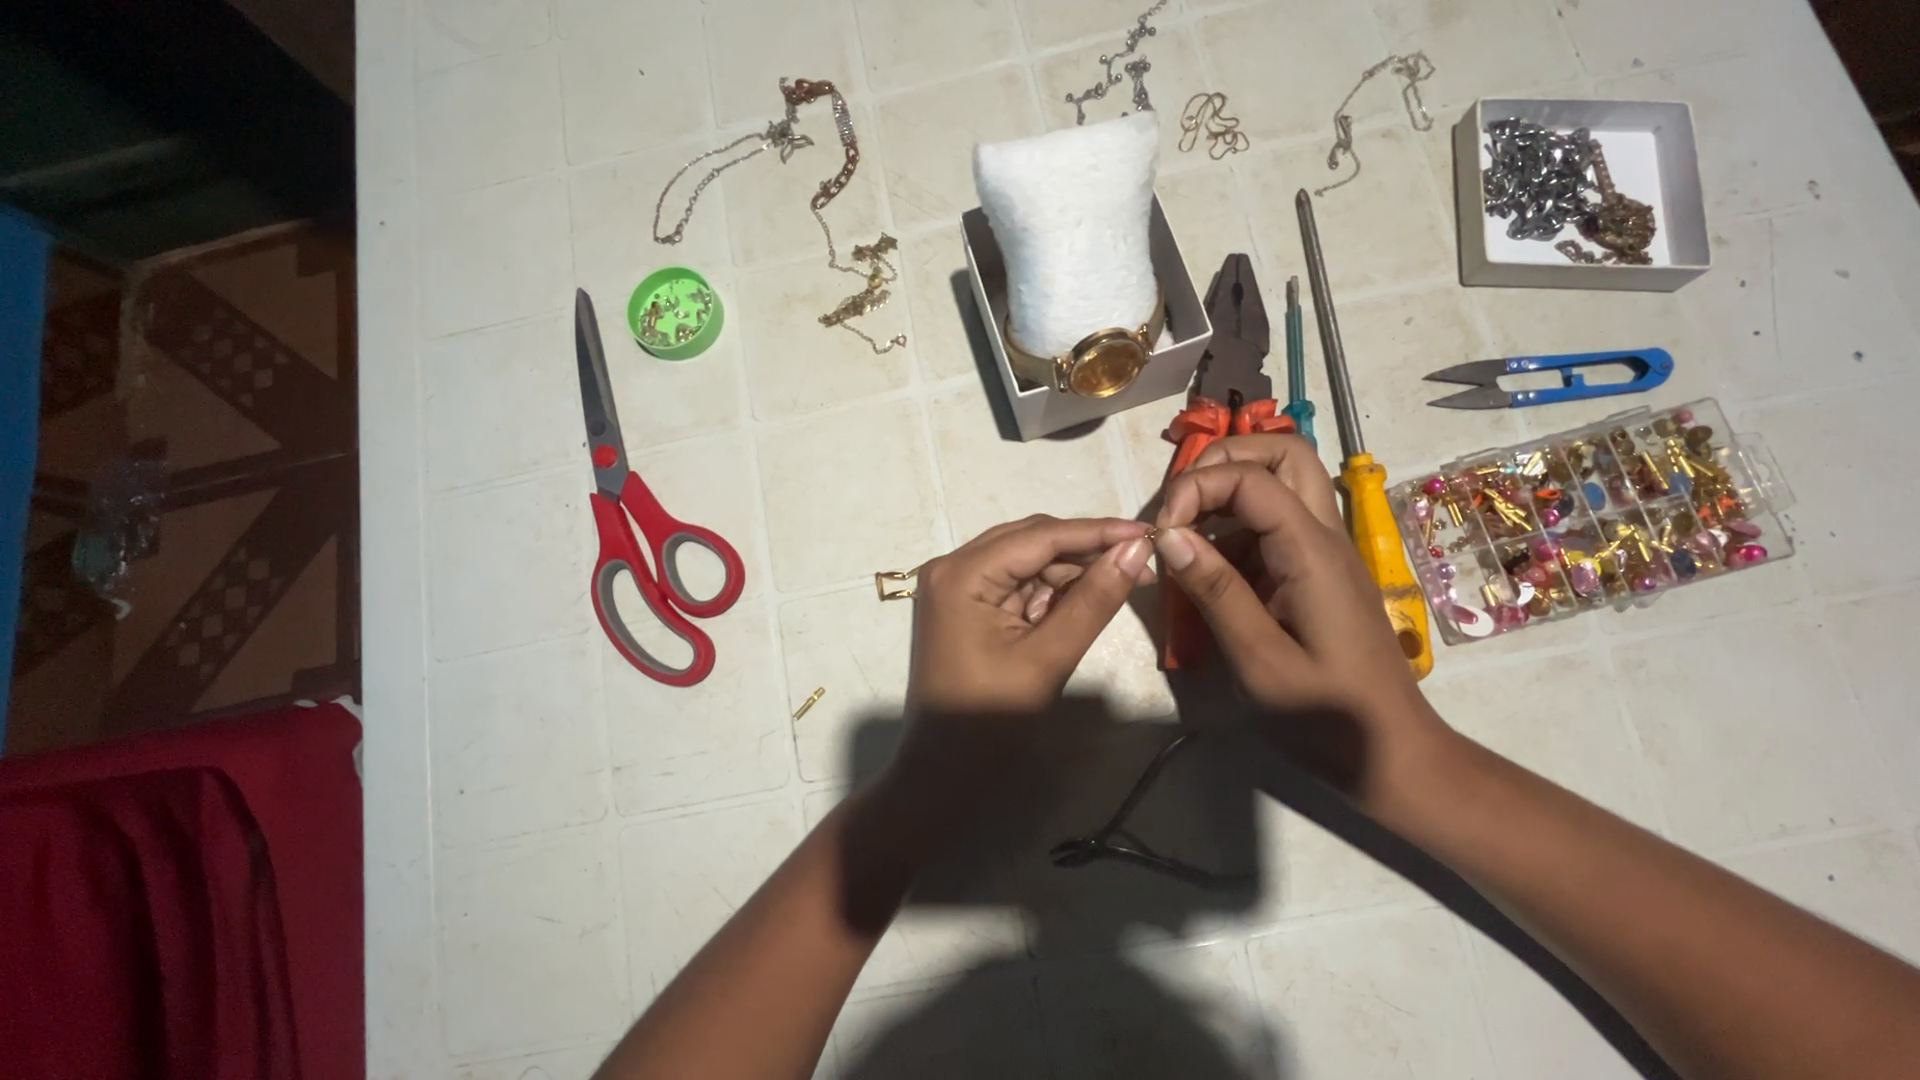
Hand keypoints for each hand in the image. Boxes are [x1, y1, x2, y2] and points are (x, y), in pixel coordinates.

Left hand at [893, 515, 1153, 792]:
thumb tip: (1136, 549)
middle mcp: (951, 567)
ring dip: (1065, 573)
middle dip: (1083, 551)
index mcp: (961, 574)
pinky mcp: (962, 606)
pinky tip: (1072, 611)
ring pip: (1023, 560)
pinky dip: (1045, 592)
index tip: (1150, 530)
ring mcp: (953, 586)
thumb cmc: (991, 721)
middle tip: (1138, 564)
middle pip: (1029, 540)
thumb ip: (1093, 600)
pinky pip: (1012, 583)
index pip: (1039, 536)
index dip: (1097, 531)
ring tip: (1111, 591)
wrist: (942, 773)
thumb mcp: (1047, 658)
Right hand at [1152, 436, 1444, 798]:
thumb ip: (1214, 591)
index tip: (1161, 535)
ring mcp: (1324, 554)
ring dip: (1228, 492)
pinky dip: (1235, 529)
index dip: (1196, 488)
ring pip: (1282, 483)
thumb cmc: (1324, 716)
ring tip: (1184, 536)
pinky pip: (1275, 526)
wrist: (1390, 754)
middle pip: (1284, 454)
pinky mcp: (1315, 574)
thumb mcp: (1258, 660)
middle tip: (1181, 502)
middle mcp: (1324, 537)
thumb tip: (1167, 535)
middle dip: (1224, 461)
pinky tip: (1207, 571)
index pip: (1251, 478)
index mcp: (1311, 553)